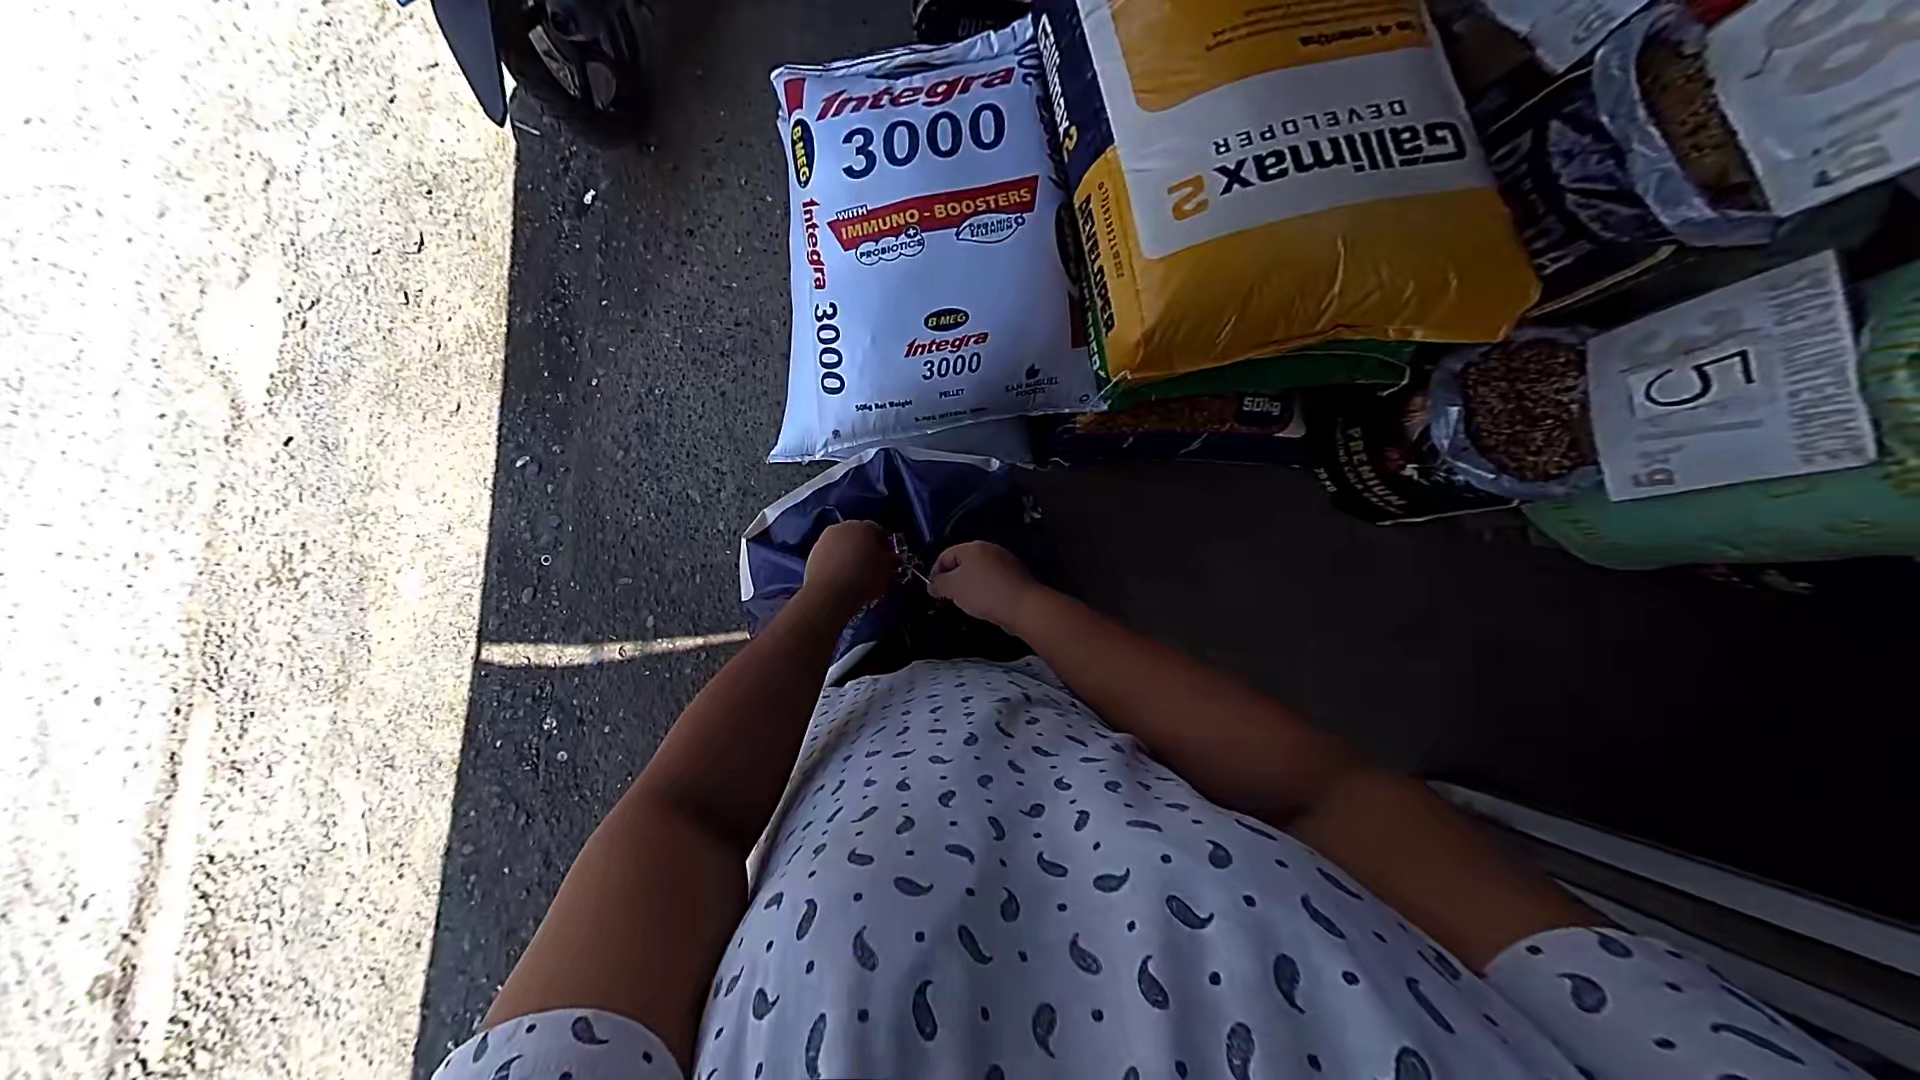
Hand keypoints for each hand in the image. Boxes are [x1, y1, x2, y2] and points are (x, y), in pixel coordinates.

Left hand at [801, 520, 895, 615]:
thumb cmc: (864, 578)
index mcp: (863, 526)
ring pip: (842, 542)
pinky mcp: (812, 552)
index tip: (888, 557)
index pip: (878, 530)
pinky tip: (840, 574)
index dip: (885, 543)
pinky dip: (836, 560)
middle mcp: (843, 526)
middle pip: (858, 533)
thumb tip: (891, 556)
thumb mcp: (886, 571)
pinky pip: (830, 553)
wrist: (829, 594)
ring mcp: (825, 538)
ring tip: (854, 570)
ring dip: (849, 552)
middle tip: (871, 563)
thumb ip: (890, 560)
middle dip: (865, 545)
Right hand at [927, 541, 1040, 628]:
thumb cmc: (983, 593)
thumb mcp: (953, 588)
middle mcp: (990, 549)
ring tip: (968, 603)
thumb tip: (933, 585)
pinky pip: (993, 581)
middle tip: (950, 598)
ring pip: (979, 573)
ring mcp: (1005, 561)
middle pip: (963, 563)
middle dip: (953, 580)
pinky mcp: (1016, 576)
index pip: (946, 555)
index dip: (935, 572)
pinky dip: (986, 590)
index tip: (934, 591)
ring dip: (970, 586)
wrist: (1023, 606)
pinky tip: (987, 604)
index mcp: (973, 547)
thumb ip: (938, 584)